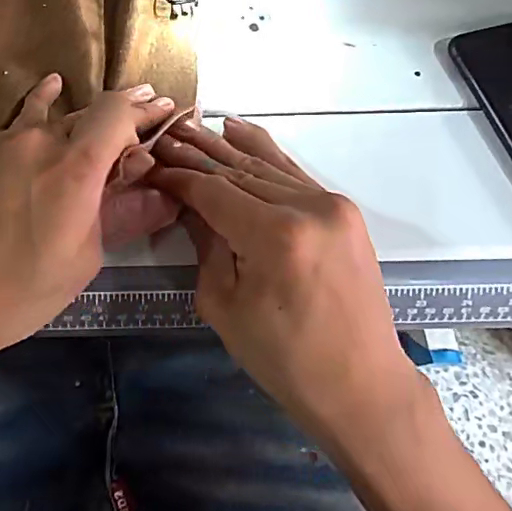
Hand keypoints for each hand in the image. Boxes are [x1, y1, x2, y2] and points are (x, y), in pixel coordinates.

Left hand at [0, 74, 178, 375]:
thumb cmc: (15, 294)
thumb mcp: (81, 262)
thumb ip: (122, 217)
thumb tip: (164, 195)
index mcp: (75, 169)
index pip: (119, 114)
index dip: (147, 109)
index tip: (168, 110)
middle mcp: (42, 142)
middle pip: (93, 111)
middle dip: (127, 111)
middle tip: (153, 109)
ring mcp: (6, 143)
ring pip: (60, 115)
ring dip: (91, 111)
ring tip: (116, 103)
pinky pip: (25, 119)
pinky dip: (46, 101)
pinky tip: (53, 87)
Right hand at [148, 118, 414, 449]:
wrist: (360, 384)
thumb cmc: (284, 358)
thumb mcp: (224, 305)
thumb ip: (206, 244)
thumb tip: (188, 203)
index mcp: (276, 236)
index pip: (213, 190)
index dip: (179, 177)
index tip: (151, 165)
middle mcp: (308, 208)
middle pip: (239, 171)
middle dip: (197, 154)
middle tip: (163, 134)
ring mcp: (331, 205)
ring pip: (266, 166)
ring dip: (225, 147)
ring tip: (190, 126)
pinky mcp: (342, 211)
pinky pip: (293, 173)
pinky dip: (264, 151)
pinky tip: (237, 129)